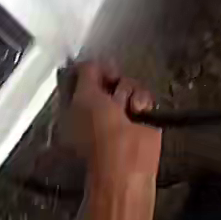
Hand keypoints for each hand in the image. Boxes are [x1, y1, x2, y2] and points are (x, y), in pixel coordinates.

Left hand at [59, 61, 162, 176]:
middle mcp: (97, 109)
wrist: (127, 158)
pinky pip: (143, 95)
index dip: (95, 70)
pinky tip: (141, 109)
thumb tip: (92, 61)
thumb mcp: (85, 96)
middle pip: (109, 78)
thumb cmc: (99, 130)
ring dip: (130, 91)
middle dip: (115, 81)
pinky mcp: (141, 117)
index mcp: (77, 107)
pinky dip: (143, 99)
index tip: (103, 71)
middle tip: (116, 92)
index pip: (86, 78)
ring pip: (128, 84)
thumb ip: (87, 73)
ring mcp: (120, 113)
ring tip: (131, 107)